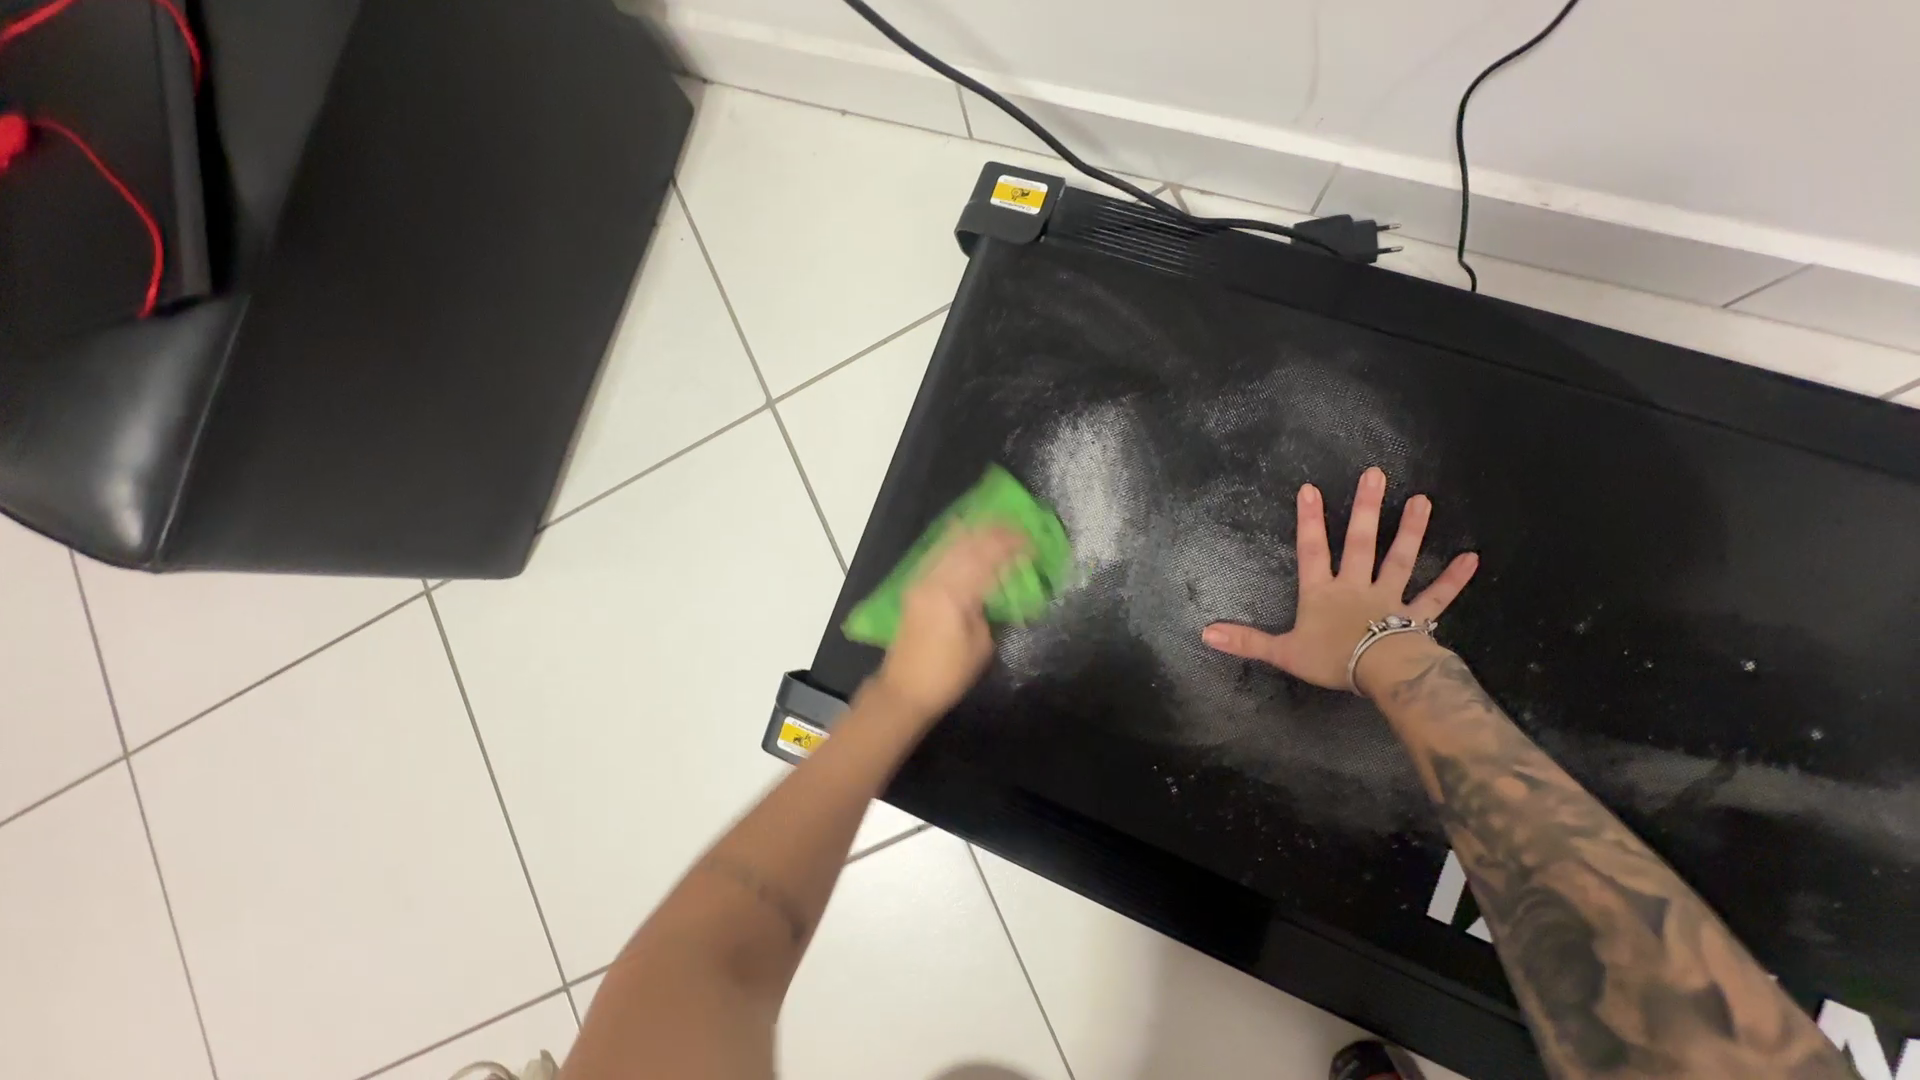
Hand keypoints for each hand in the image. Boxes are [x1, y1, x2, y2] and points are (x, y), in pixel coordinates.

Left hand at [870, 526, 1030, 721]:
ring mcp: (921, 580)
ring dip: (974, 532)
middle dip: (994, 532)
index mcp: (955, 594)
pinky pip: (938, 554)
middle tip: (1018, 528)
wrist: (905, 689)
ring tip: (996, 526)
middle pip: (967, 543)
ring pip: (949, 544)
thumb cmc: (948, 674)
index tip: (1032, 542)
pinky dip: (955, 542)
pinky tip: (966, 536)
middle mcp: (935, 579)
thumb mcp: (982, 644)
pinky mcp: (915, 587)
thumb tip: (998, 591)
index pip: (987, 557)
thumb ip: (990, 611)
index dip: (1011, 545)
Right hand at [1200, 466, 1477, 692]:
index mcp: (1322, 593)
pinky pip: (1437, 597)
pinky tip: (1471, 559)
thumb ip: (1246, 641)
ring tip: (1422, 500)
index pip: (1311, 551)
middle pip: (1360, 543)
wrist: (1381, 674)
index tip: (1310, 488)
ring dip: (1411, 531)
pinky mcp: (1416, 617)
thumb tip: (1205, 634)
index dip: (1309, 521)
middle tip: (1375, 474)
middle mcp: (1355, 587)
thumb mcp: (1283, 652)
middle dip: (1365, 508)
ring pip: (1400, 560)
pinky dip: (1453, 579)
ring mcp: (1389, 599)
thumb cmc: (1332, 660)